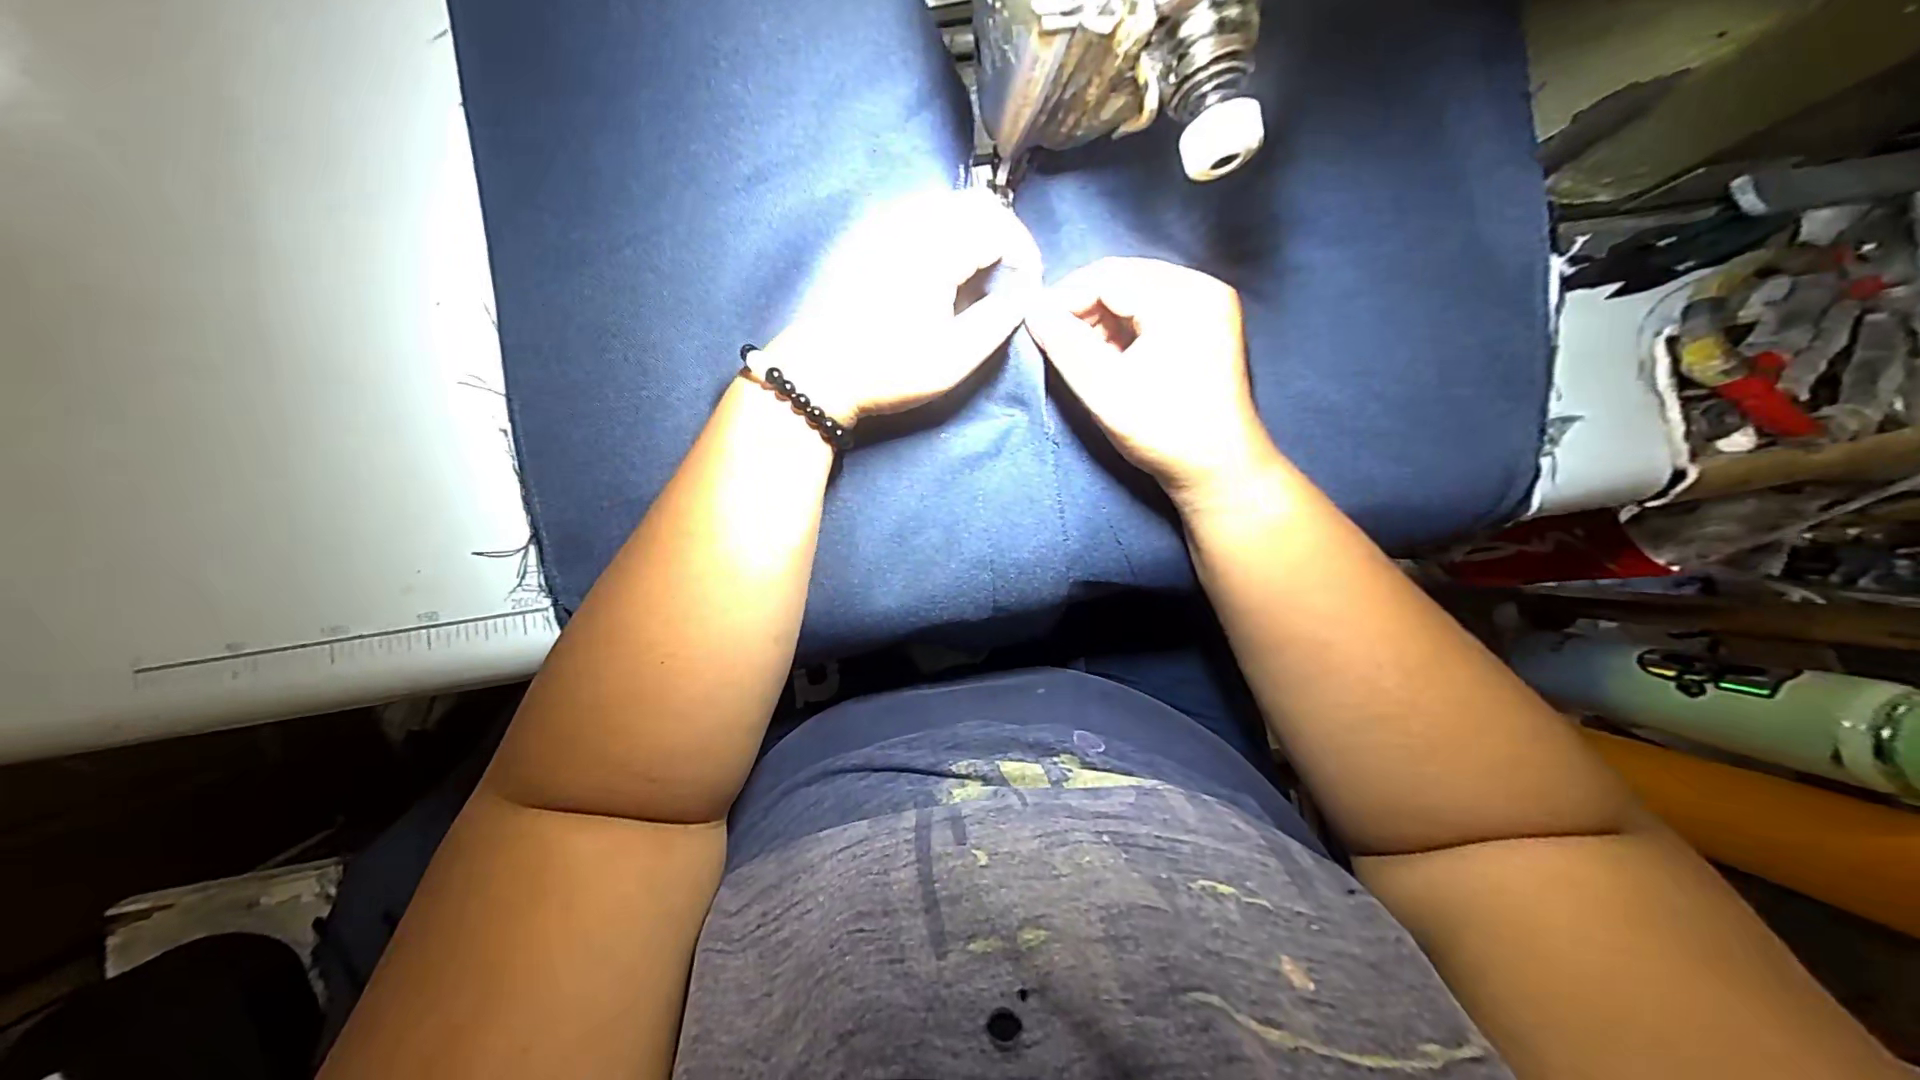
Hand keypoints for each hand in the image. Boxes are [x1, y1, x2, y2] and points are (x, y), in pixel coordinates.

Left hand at [751, 188, 1039, 427]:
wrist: (818, 374)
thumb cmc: (888, 371)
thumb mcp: (954, 359)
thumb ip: (998, 321)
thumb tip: (1023, 294)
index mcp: (935, 250)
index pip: (998, 226)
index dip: (1025, 251)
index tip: (1030, 283)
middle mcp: (909, 224)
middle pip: (974, 203)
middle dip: (1003, 234)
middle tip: (1009, 274)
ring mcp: (883, 226)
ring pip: (945, 203)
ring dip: (973, 229)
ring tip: (979, 272)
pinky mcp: (866, 236)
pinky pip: (917, 213)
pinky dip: (943, 229)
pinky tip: (941, 267)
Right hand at [1024, 257, 1275, 505]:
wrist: (1221, 469)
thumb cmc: (1165, 432)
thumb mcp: (1104, 390)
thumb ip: (1064, 345)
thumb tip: (1033, 311)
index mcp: (1183, 299)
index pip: (1108, 276)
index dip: (1065, 296)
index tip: (1034, 322)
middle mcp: (1202, 289)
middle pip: (1124, 278)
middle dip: (1083, 305)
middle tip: (1053, 337)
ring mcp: (1210, 304)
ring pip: (1137, 291)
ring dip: (1102, 316)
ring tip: (1080, 351)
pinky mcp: (1208, 324)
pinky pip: (1154, 307)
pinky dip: (1125, 325)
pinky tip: (1108, 354)